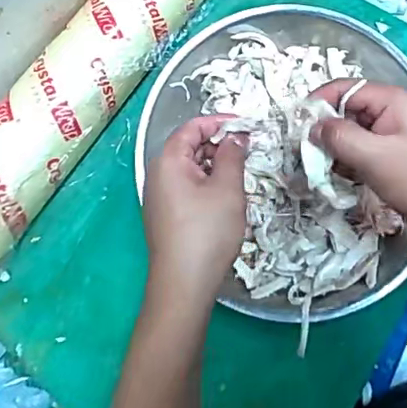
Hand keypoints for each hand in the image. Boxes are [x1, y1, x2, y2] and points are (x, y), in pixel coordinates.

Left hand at [142, 115, 248, 305]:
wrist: (182, 285)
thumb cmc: (206, 232)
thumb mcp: (227, 189)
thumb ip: (233, 155)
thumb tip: (236, 136)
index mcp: (168, 160)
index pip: (193, 127)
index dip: (220, 122)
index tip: (247, 126)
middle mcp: (157, 173)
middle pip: (189, 146)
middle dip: (219, 145)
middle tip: (248, 152)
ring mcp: (159, 196)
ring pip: (190, 168)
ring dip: (215, 166)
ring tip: (240, 176)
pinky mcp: (164, 214)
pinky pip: (186, 187)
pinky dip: (206, 184)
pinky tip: (225, 198)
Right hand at [308, 80, 406, 239]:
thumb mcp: (376, 157)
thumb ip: (339, 137)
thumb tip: (313, 126)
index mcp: (393, 101)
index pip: (346, 89)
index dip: (319, 102)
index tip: (297, 125)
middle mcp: (394, 112)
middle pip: (348, 111)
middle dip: (327, 131)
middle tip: (309, 154)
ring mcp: (397, 136)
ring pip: (354, 134)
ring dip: (338, 151)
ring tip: (326, 171)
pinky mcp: (398, 158)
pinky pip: (366, 152)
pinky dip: (352, 163)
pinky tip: (346, 180)